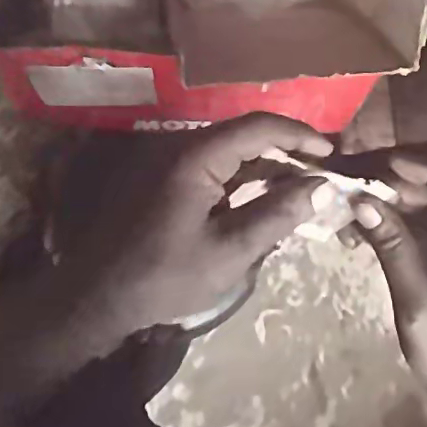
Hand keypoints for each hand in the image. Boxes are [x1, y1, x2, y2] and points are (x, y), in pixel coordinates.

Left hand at [47, 113, 332, 338]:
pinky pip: (215, 165)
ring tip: (302, 184)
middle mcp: (182, 147)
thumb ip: (277, 215)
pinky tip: (265, 196)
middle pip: (246, 134)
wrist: (95, 298)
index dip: (300, 135)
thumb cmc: (163, 277)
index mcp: (196, 157)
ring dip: (268, 163)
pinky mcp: (165, 178)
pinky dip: (245, 176)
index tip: (330, 153)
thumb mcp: (229, 252)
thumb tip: (322, 187)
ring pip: (232, 150)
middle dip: (288, 149)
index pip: (259, 127)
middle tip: (322, 170)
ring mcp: (170, 161)